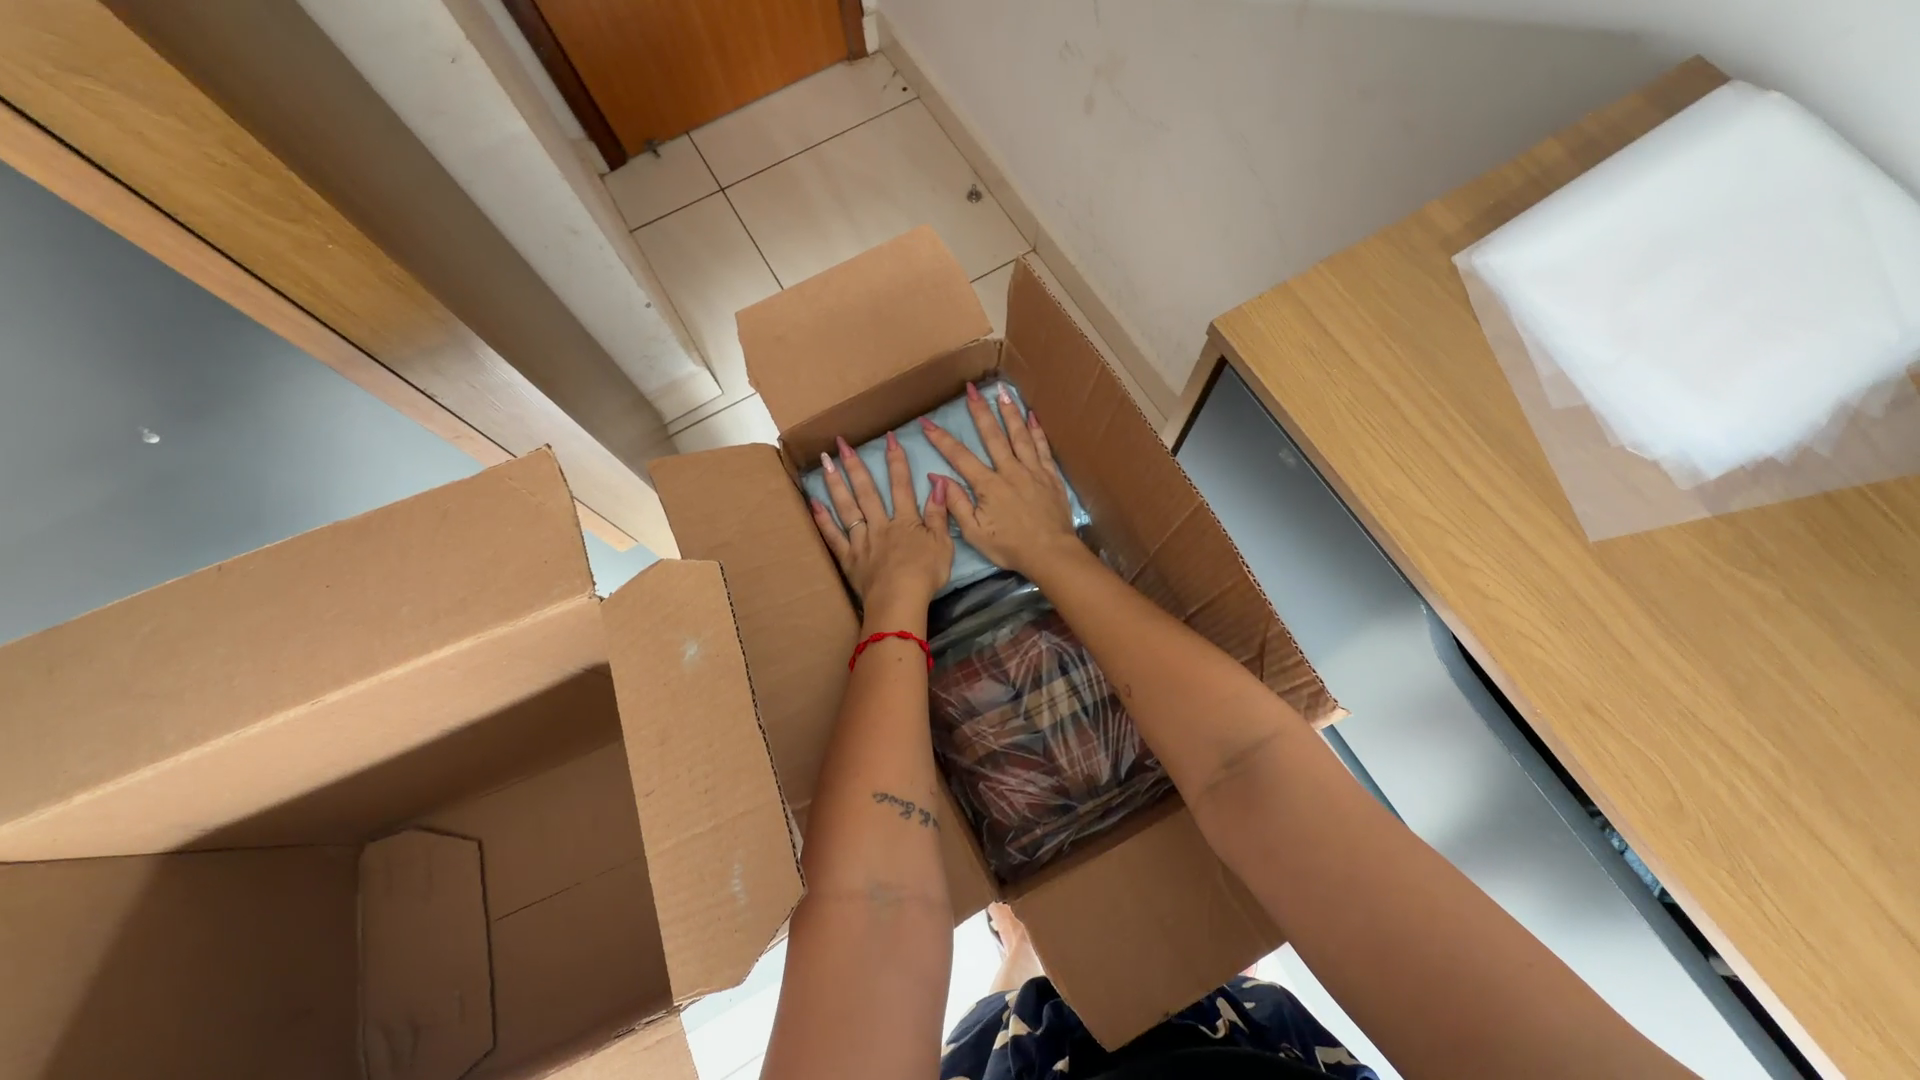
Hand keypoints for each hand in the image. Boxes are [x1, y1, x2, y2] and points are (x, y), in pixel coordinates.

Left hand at [809, 431, 954, 610]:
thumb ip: (938, 514)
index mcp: (905, 521)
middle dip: (856, 465)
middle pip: (867, 491)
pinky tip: (814, 503)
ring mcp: (862, 541)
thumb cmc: (926, 575)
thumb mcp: (943, 544)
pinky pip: (834, 537)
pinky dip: (823, 520)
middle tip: (841, 443)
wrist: (900, 600)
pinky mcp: (849, 559)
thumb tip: (938, 483)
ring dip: (836, 484)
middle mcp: (880, 525)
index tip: (889, 438)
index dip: (896, 461)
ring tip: (824, 462)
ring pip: (847, 508)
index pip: (901, 486)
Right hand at [920, 382, 1080, 578]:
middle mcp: (1010, 471)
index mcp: (988, 485)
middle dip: (979, 411)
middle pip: (992, 436)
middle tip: (971, 389)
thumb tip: (937, 478)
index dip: (941, 439)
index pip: (960, 456)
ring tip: (1002, 392)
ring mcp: (1032, 471)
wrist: (1051, 553)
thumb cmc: (1010, 547)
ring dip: (1009, 412)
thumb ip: (956, 504)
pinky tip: (1032, 416)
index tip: (926, 422)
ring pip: (1019, 435)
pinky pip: (1042, 447)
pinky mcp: (1050, 476)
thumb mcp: (975, 533)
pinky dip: (1037, 430)